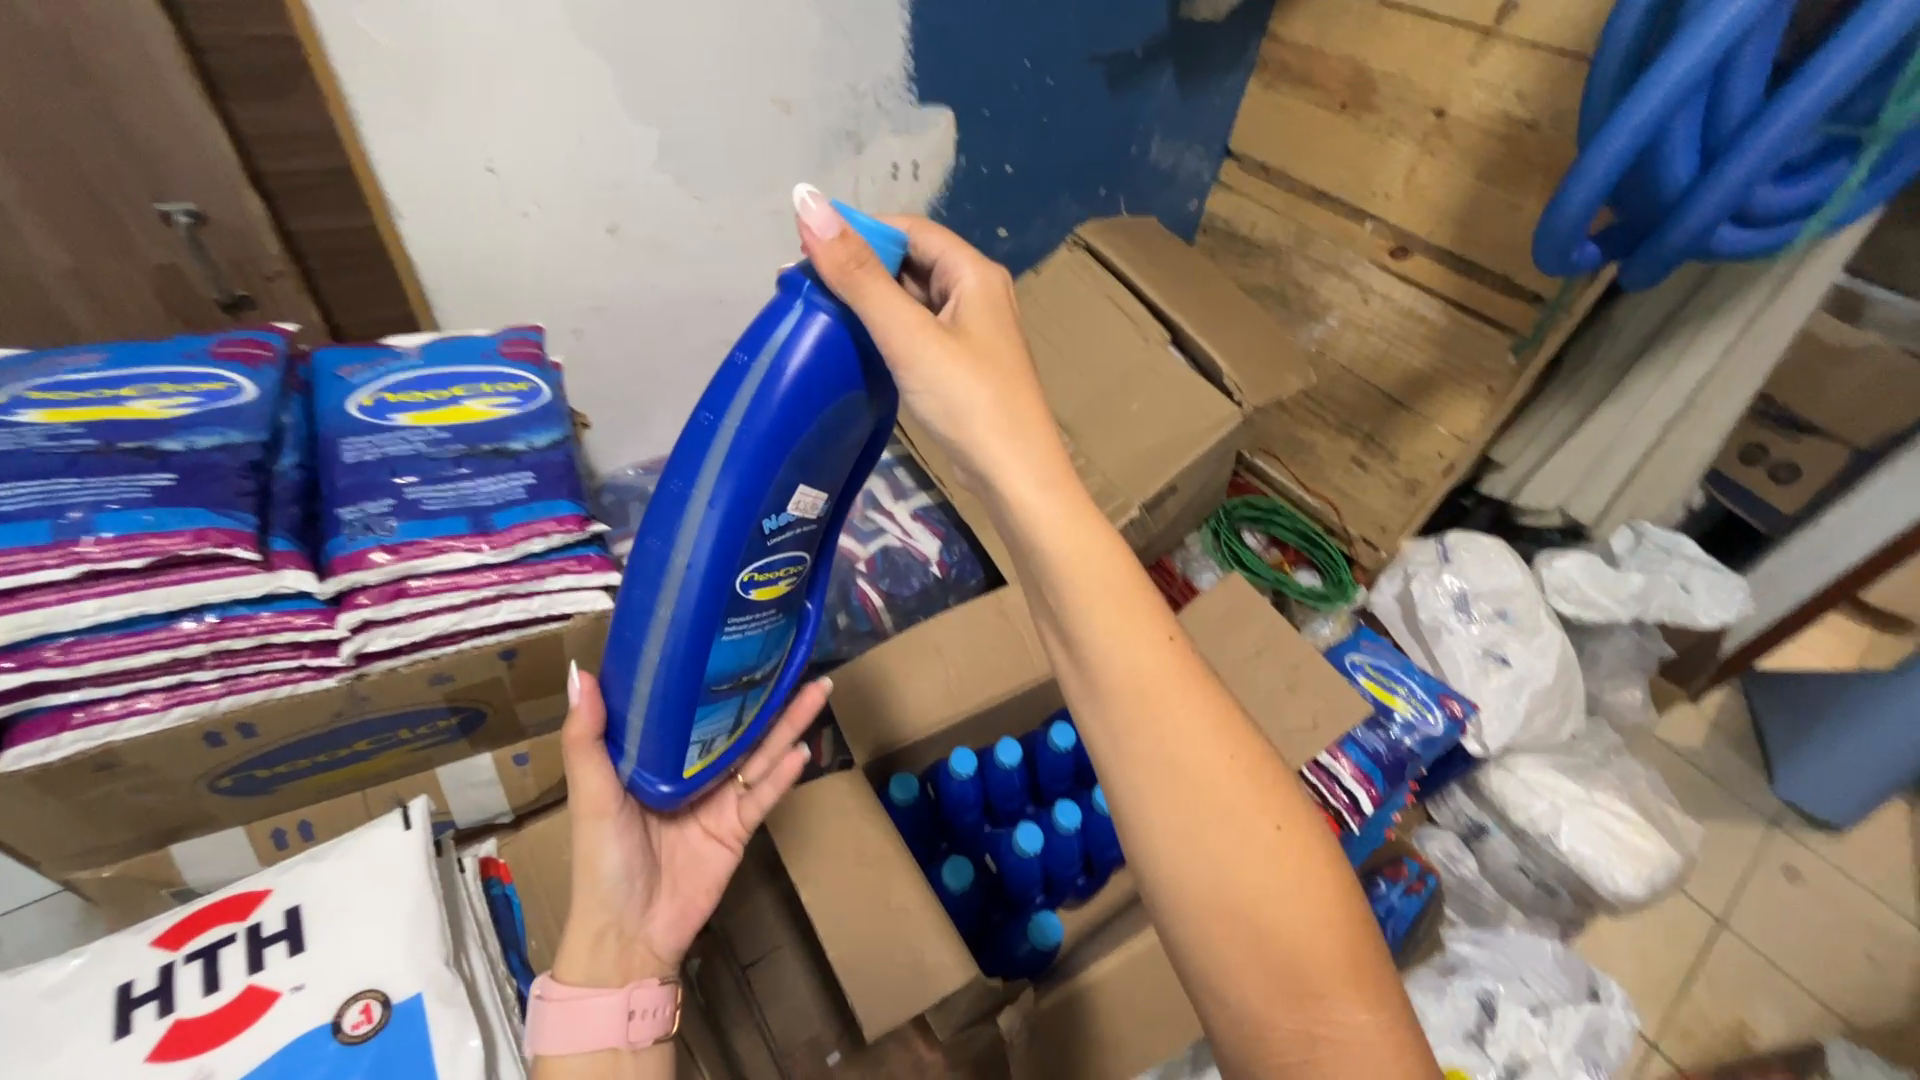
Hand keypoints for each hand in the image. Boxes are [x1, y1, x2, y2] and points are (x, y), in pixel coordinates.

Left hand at [549, 662, 825, 986]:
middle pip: (737, 725)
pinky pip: (764, 794)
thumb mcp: (591, 796)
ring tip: (817, 689)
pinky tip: (803, 749)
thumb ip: (588, 739)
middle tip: (798, 658)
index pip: (687, 706)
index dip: (710, 674)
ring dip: (789, 723)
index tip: (731, 636)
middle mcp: (691, 771)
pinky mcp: (737, 828)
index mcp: (654, 759)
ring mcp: (718, 800)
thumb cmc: (602, 862)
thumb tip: (583, 672)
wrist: (629, 935)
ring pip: (760, 752)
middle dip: (768, 694)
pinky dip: (784, 773)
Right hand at [791, 183, 1069, 497]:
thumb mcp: (908, 335)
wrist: (1013, 475)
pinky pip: (917, 333)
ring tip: (819, 313)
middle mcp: (976, 293)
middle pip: (910, 262)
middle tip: (805, 287)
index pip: (908, 229)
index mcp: (973, 272)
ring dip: (870, 302)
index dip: (859, 231)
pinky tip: (855, 344)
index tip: (807, 251)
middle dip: (860, 268)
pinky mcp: (961, 366)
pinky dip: (886, 332)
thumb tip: (807, 201)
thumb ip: (857, 275)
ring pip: (911, 300)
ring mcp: (971, 332)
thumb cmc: (966, 400)